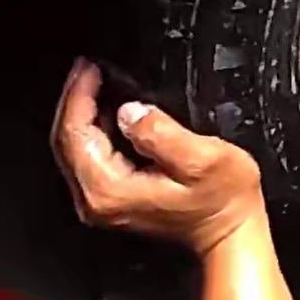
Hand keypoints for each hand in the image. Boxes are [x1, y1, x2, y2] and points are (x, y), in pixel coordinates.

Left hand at [52, 59, 264, 254]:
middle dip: (74, 101)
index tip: (88, 68)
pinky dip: (95, 130)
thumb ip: (162, 132)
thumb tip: (131, 111)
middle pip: (68, 142)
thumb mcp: (202, 158)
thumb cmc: (224, 199)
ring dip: (83, 113)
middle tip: (84, 69)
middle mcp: (99, 199)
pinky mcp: (116, 198)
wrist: (231, 231)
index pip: (77, 134)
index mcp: (111, 188)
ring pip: (76, 150)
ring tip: (93, 82)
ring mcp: (105, 202)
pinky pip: (91, 158)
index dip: (80, 96)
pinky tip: (110, 112)